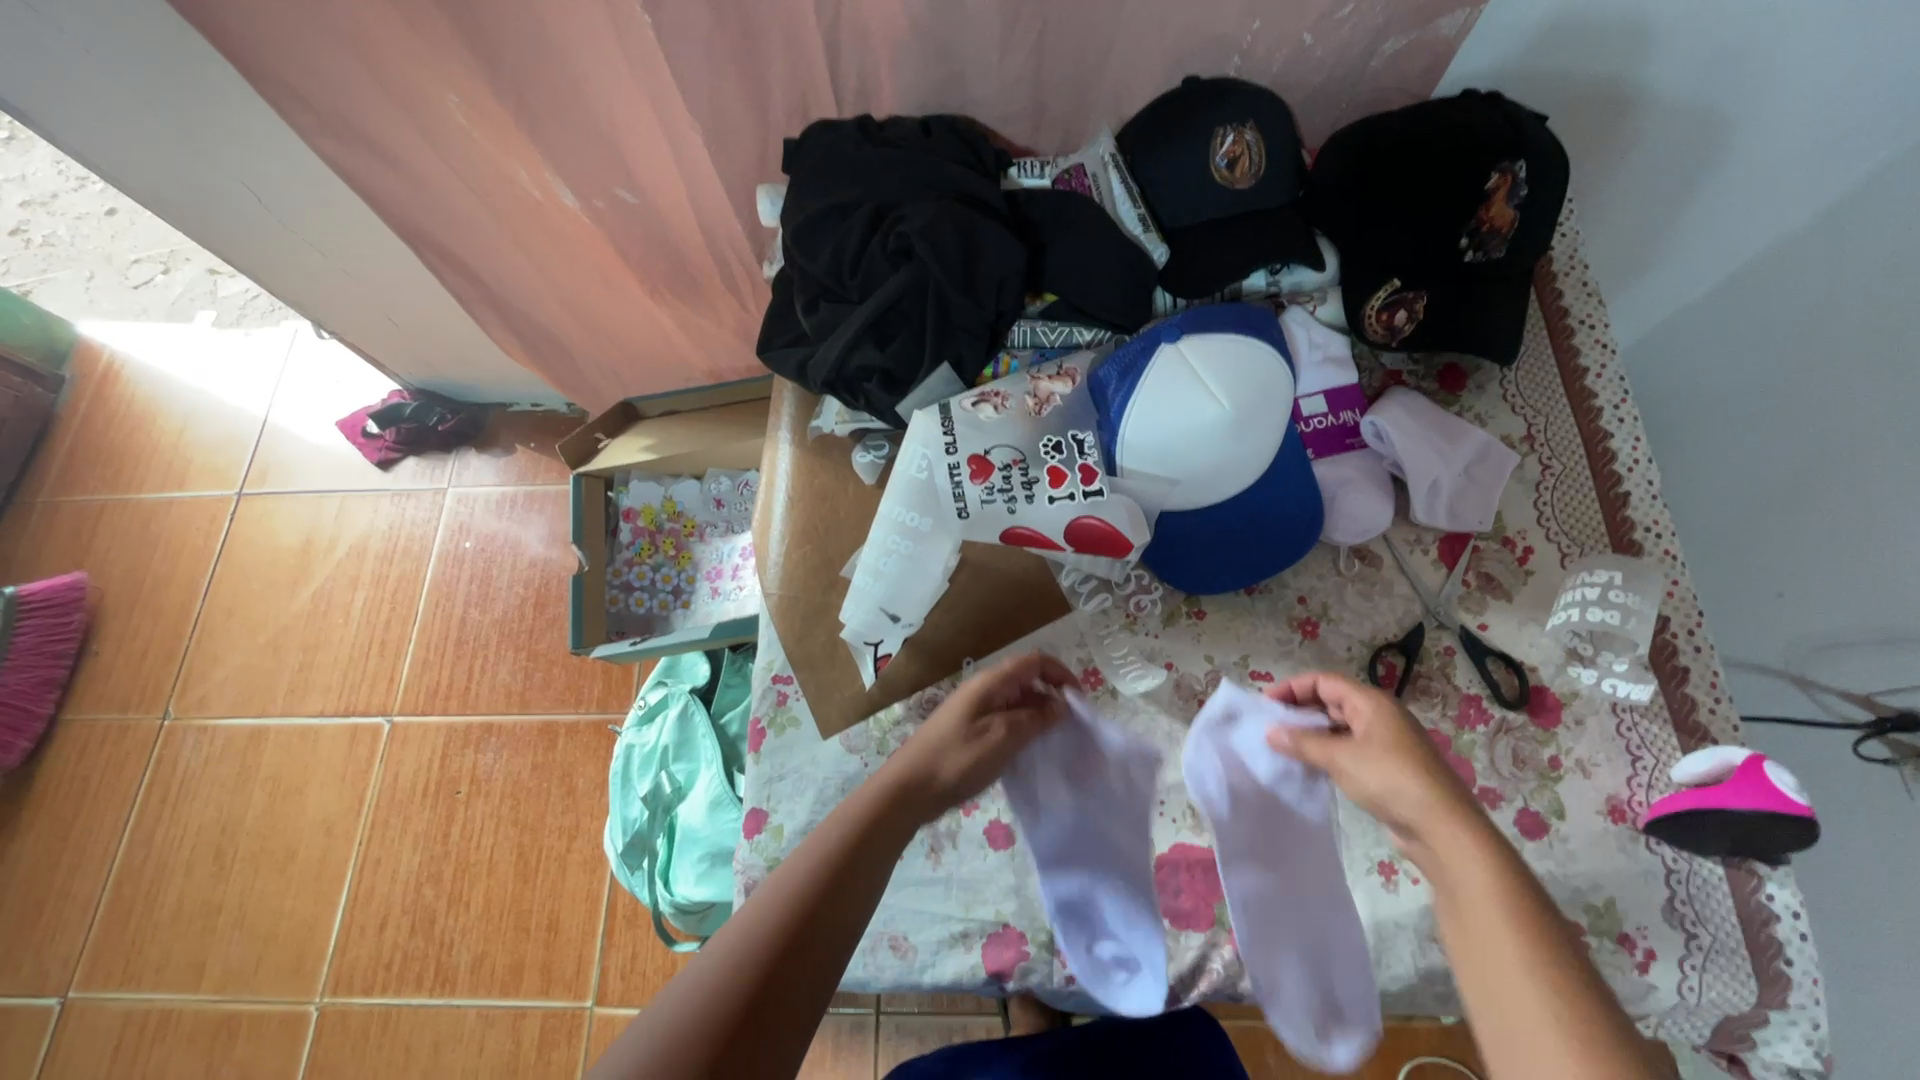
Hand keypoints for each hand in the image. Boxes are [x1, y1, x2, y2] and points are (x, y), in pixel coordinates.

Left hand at [879, 652, 1077, 823]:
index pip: (1034, 662)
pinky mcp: (971, 732)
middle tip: (1071, 728)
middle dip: (1053, 698)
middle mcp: (984, 690)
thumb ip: (1035, 718)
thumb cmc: (957, 758)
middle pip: (1028, 681)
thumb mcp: (1003, 737)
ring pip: (1018, 703)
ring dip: (1039, 717)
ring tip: (1056, 743)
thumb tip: (1061, 705)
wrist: (909, 789)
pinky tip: (1031, 753)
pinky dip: (1023, 731)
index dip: (1061, 674)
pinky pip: (1006, 722)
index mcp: (991, 683)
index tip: (1079, 702)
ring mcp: (976, 711)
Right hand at [1263, 672, 1485, 863]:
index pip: (1323, 682)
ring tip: (1282, 747)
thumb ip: (1302, 742)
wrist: (1442, 827)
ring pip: (1339, 728)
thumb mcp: (1339, 757)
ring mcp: (1385, 743)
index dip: (1292, 688)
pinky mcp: (1386, 767)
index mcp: (1371, 703)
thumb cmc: (1389, 779)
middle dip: (1299, 711)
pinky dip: (1326, 753)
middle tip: (1269, 726)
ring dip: (1311, 734)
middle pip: (1331, 702)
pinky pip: (1348, 750)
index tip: (1265, 705)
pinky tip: (1308, 766)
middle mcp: (1379, 716)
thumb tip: (1270, 731)